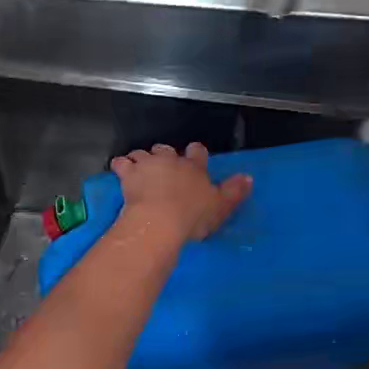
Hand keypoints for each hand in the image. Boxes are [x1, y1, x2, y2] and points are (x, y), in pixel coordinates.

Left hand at [110, 142, 252, 241]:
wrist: (160, 219)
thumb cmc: (193, 215)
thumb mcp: (221, 206)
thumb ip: (234, 191)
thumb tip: (248, 177)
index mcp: (195, 167)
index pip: (197, 151)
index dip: (194, 153)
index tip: (193, 156)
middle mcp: (170, 160)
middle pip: (166, 149)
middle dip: (164, 156)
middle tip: (164, 169)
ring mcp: (148, 164)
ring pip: (142, 153)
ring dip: (141, 159)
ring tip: (140, 169)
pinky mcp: (129, 173)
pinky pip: (121, 162)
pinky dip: (121, 165)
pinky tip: (120, 170)